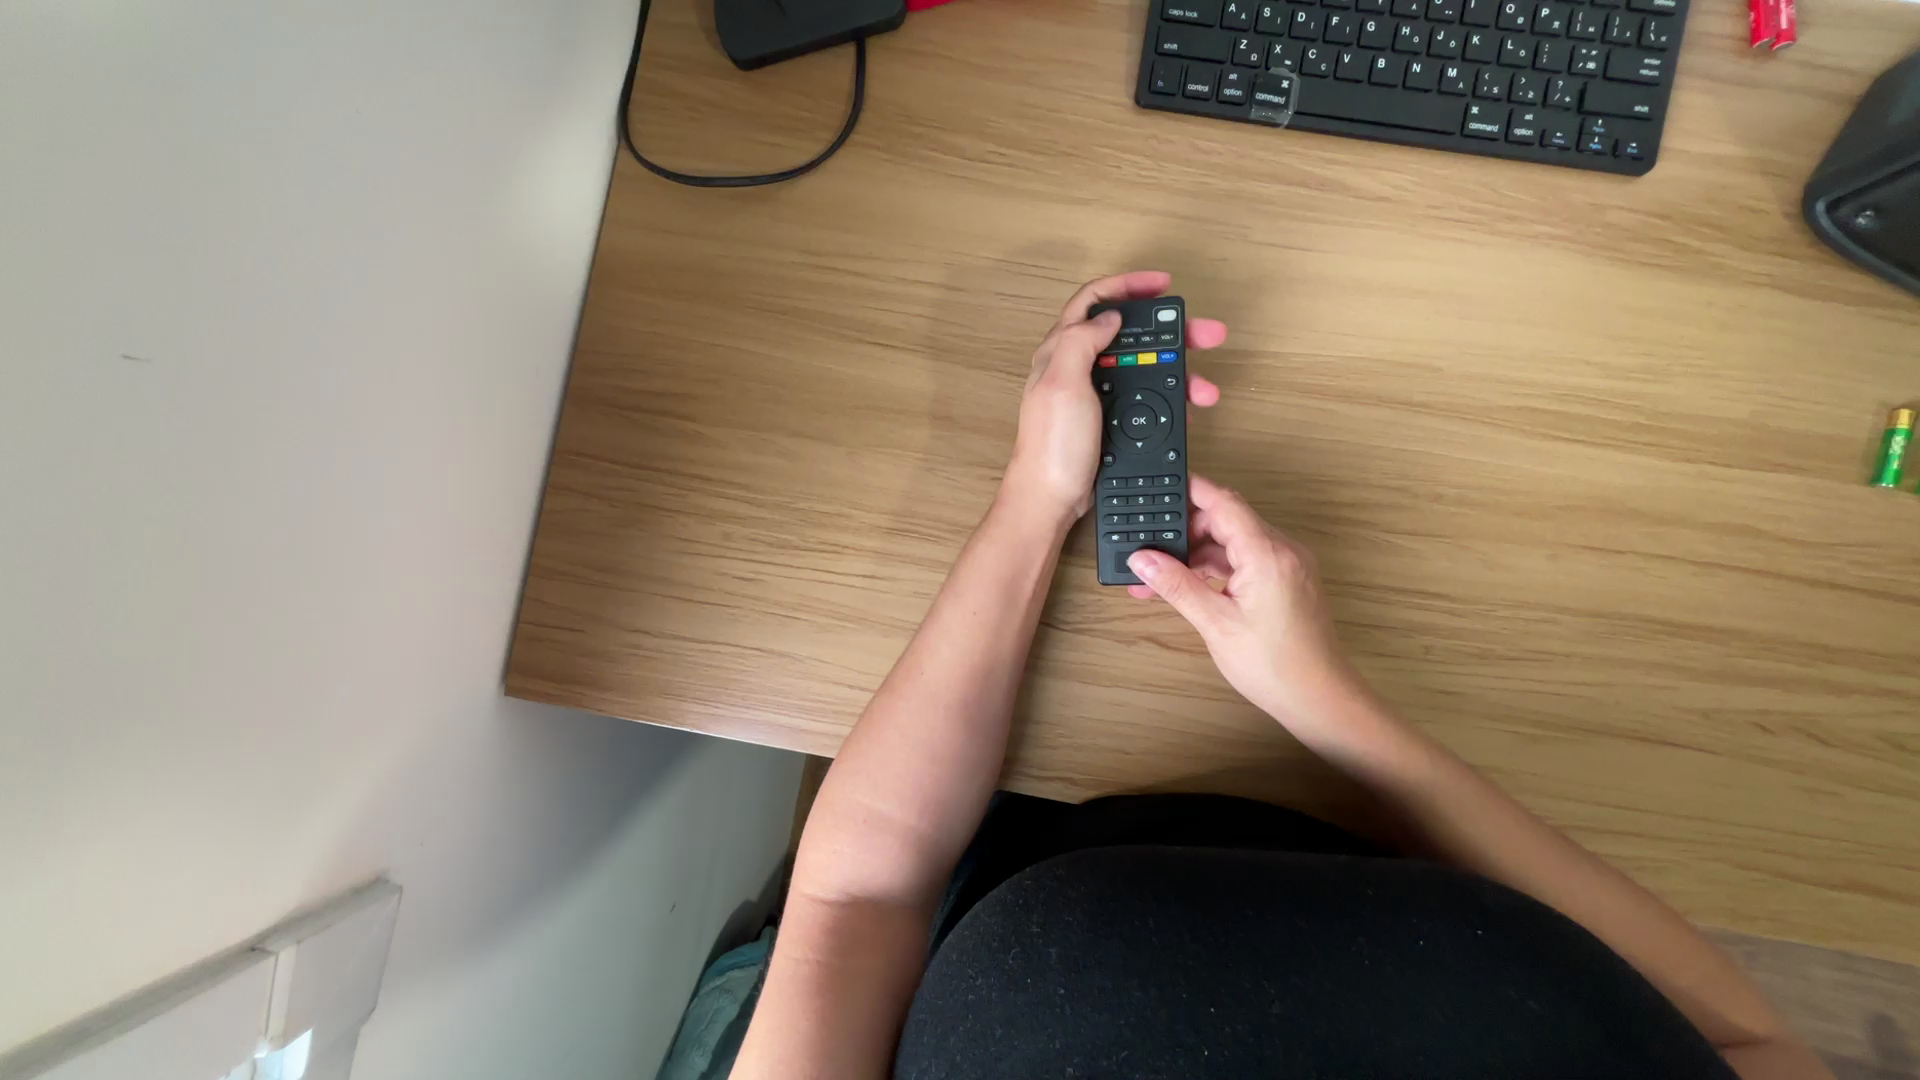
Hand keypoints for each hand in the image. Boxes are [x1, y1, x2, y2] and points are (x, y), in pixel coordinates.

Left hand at [1002, 271, 1225, 523]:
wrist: (1050, 498)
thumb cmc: (1052, 445)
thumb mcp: (1063, 384)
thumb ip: (1081, 341)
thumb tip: (1110, 317)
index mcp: (1060, 351)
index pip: (1093, 301)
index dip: (1128, 286)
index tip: (1163, 286)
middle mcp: (1077, 367)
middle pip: (1129, 334)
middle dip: (1171, 332)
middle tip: (1206, 335)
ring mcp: (1094, 395)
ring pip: (1144, 369)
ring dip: (1178, 372)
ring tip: (1204, 387)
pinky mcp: (1108, 420)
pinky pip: (1145, 400)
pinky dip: (1169, 399)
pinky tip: (1186, 407)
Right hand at [1126, 476, 1362, 733]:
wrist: (1320, 700)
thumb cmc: (1273, 665)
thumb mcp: (1215, 623)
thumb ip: (1177, 585)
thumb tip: (1141, 559)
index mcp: (1267, 553)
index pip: (1224, 503)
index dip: (1191, 490)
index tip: (1160, 486)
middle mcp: (1282, 550)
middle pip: (1226, 520)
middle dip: (1185, 530)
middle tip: (1148, 545)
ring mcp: (1287, 565)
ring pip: (1233, 542)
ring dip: (1196, 555)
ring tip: (1158, 576)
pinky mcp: (1286, 581)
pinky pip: (1245, 560)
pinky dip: (1215, 569)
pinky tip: (1187, 587)